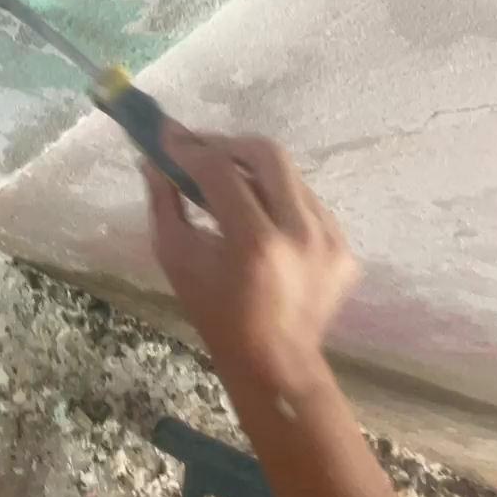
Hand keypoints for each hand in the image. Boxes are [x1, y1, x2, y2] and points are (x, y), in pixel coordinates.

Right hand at [143, 121, 358, 393]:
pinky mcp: (344, 246)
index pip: (220, 171)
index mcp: (255, 241)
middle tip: (201, 150)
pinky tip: (256, 213)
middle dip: (228, 143)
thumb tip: (151, 159)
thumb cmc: (215, 310)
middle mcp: (300, 233)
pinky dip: (276, 196)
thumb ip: (163, 200)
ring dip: (251, 169)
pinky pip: (305, 200)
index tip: (166, 135)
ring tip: (225, 181)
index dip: (189, 148)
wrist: (275, 361)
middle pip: (267, 154)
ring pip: (288, 174)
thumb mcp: (175, 255)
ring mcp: (330, 239)